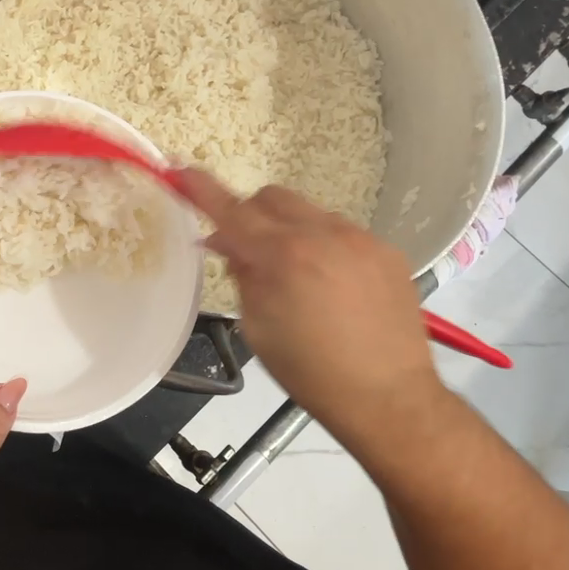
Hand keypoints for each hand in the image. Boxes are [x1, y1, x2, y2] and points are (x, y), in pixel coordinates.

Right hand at [174, 169, 441, 427]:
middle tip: (243, 249)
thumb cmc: (309, 371)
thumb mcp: (256, 325)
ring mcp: (361, 240)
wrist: (389, 398)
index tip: (179, 171)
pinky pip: (341, 232)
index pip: (230, 210)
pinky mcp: (387, 252)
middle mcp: (323, 236)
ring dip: (287, 230)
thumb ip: (242, 273)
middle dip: (249, 215)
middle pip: (270, 197)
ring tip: (294, 274)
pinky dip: (322, 245)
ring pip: (307, 212)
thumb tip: (227, 243)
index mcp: (283, 257)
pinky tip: (329, 285)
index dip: (200, 189)